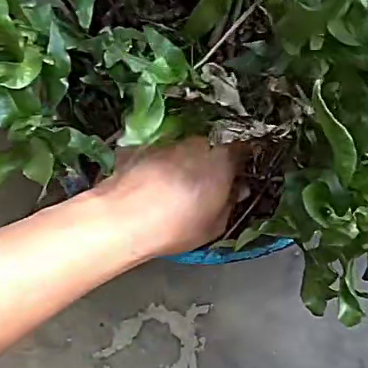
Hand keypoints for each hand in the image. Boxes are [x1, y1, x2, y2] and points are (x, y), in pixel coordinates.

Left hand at [87, 138, 243, 258]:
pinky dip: (161, 165)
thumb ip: (231, 203)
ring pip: (185, 149)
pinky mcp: (142, 146)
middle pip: (212, 146)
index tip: (241, 174)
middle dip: (213, 162)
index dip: (243, 161)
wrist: (123, 217)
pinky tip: (155, 186)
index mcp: (223, 158)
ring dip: (186, 163)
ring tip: (178, 189)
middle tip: (209, 186)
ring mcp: (168, 142)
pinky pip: (160, 153)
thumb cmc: (174, 225)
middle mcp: (197, 142)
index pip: (244, 148)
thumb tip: (236, 193)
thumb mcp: (216, 225)